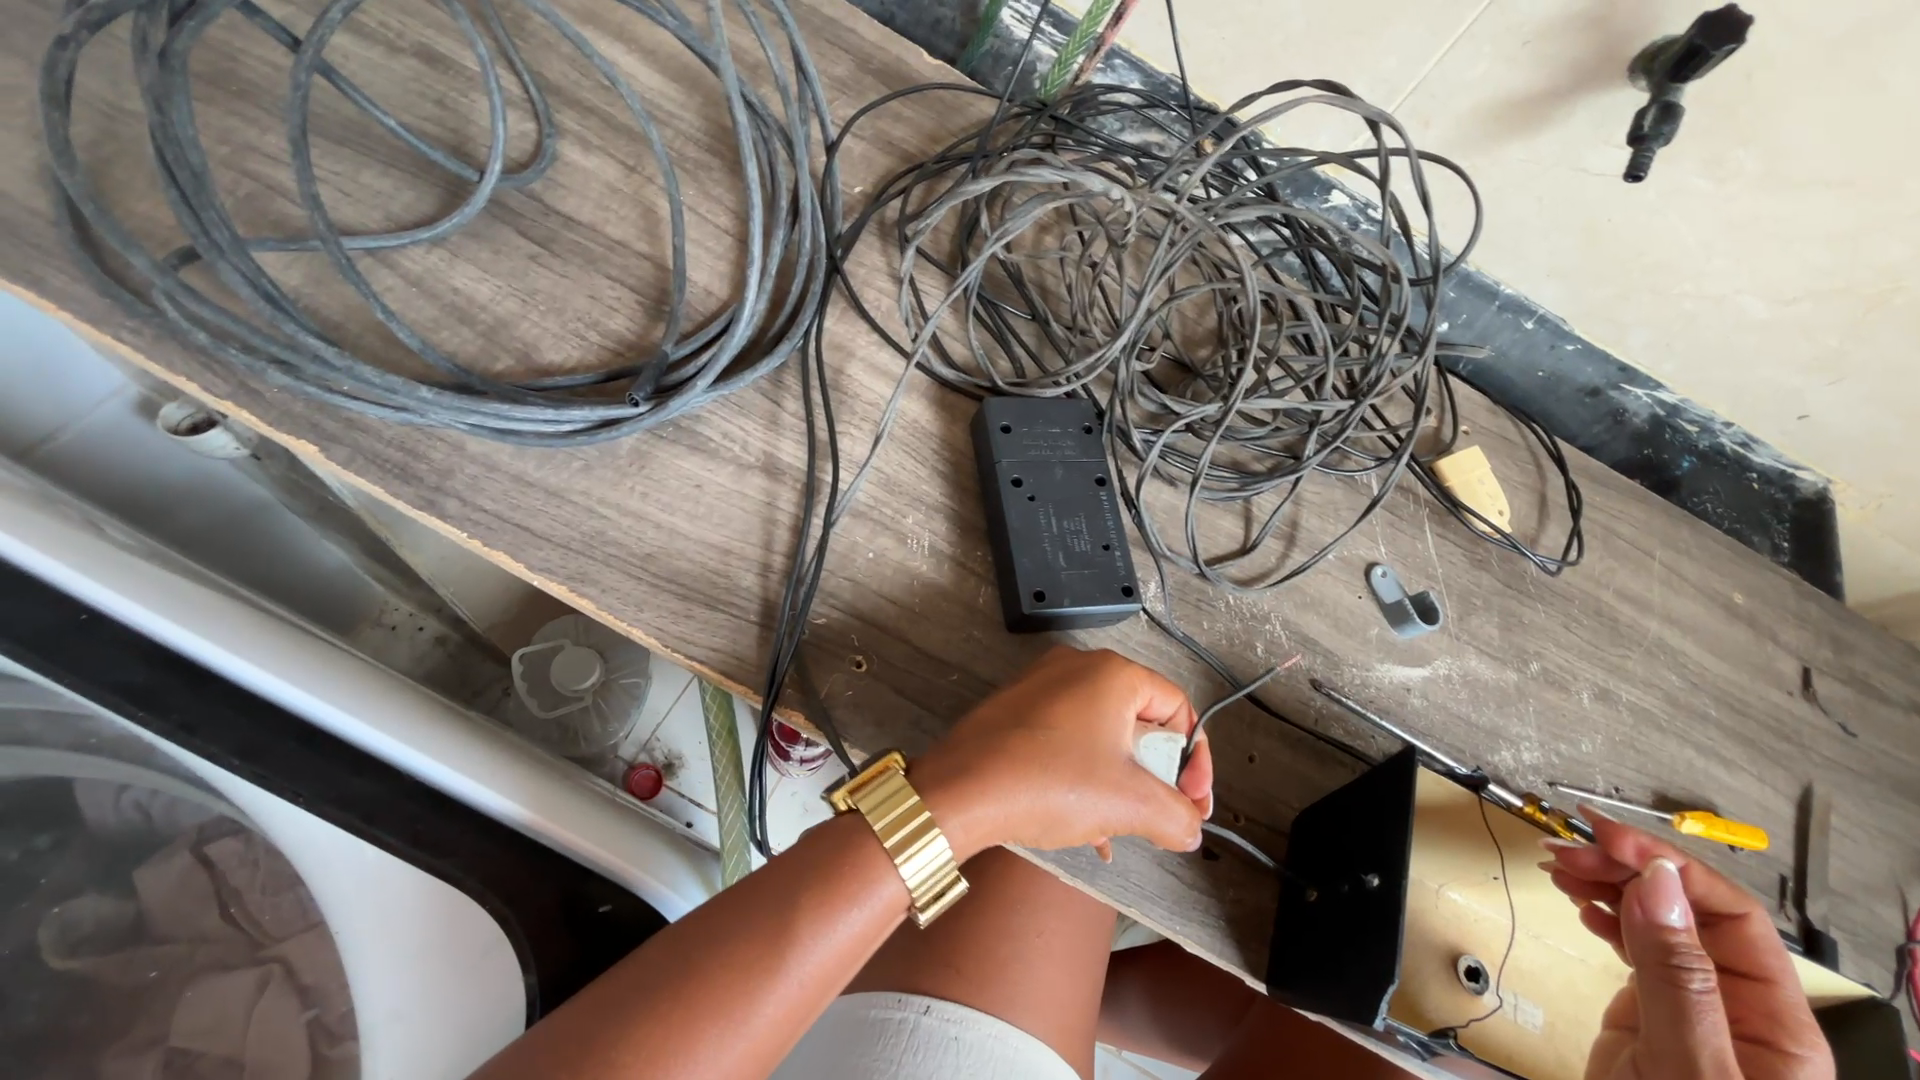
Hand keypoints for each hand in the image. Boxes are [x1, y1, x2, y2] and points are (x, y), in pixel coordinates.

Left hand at [910, 646, 1212, 860]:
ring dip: (1121, 784)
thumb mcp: (1130, 804)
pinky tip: (1086, 828)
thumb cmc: (1051, 783)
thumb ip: (1177, 816)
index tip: (1193, 802)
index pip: (1179, 707)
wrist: (960, 792)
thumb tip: (1190, 828)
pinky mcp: (1014, 712)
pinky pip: (1066, 741)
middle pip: (1140, 722)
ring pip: (1101, 737)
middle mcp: (1076, 668)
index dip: (1195, 759)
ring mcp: (1040, 687)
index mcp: (1113, 673)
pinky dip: (1084, 777)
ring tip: (1123, 830)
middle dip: (1156, 776)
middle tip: (1162, 816)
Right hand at [1542, 814, 1832, 1079]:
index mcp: (1775, 1019)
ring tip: (1560, 866)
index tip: (1605, 838)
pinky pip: (1635, 946)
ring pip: (1658, 921)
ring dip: (1609, 884)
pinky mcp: (1652, 1013)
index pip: (1730, 916)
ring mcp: (1693, 1007)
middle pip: (1690, 910)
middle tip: (1564, 850)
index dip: (1668, 866)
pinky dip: (1605, 914)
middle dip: (1627, 869)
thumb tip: (1655, 884)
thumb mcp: (1686, 1066)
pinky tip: (1581, 903)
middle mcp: (1738, 1004)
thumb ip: (1676, 977)